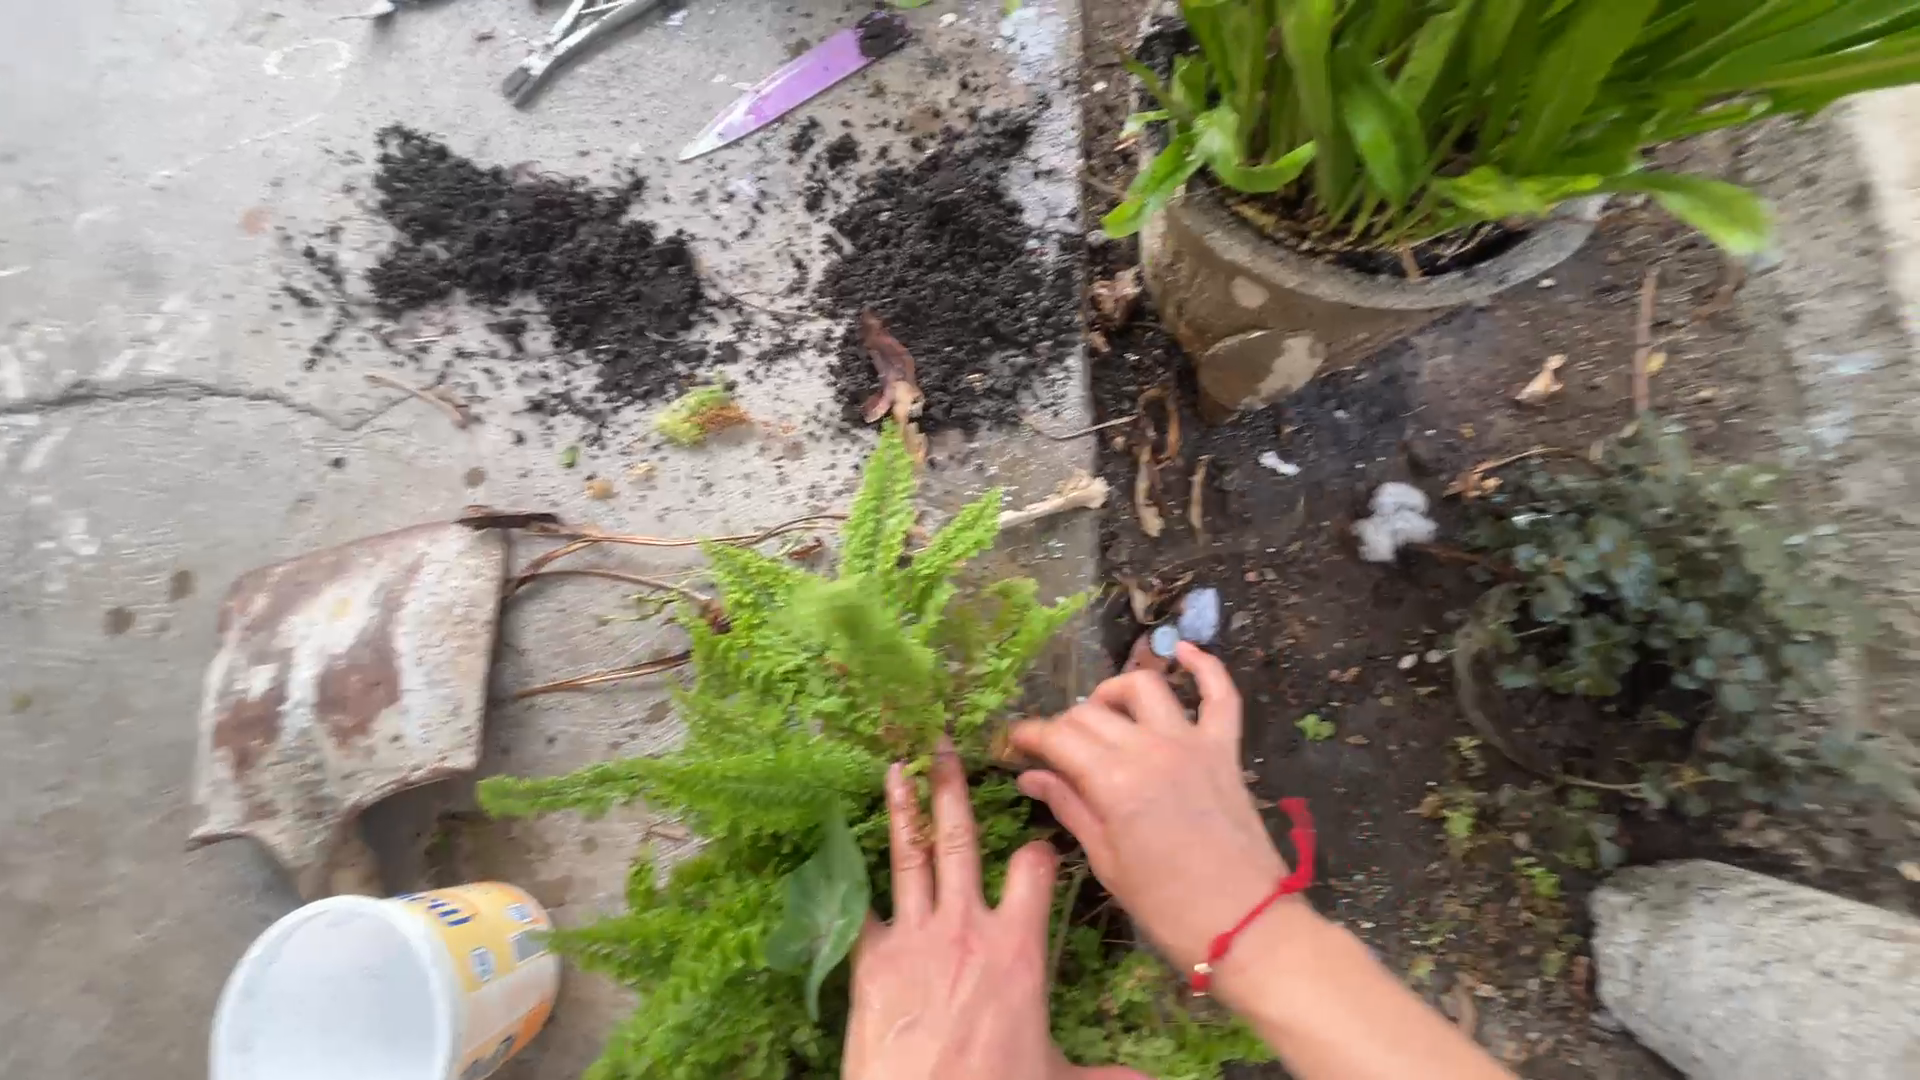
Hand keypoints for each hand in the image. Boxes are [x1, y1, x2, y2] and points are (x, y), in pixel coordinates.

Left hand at [844, 746, 1143, 1079]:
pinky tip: (846, 854)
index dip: (1038, 853)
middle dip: (953, 788)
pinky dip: (857, 880)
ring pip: (911, 854)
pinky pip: (865, 907)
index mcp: (1017, 950)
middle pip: (962, 839)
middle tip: (943, 746)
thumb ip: (1105, 1078)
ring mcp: (914, 936)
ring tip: (897, 768)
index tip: (1037, 845)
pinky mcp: (871, 958)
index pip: (1034, 872)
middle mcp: (965, 926)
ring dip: (904, 808)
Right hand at [1011, 642, 1294, 970]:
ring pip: (1144, 688)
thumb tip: (1029, 776)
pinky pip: (1220, 695)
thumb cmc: (1167, 906)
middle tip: (1054, 749)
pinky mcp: (1225, 749)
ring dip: (1114, 692)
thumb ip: (1069, 806)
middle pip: (1091, 713)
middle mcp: (1150, 749)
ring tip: (1101, 713)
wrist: (1247, 930)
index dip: (1029, 736)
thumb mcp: (1107, 861)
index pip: (1058, 739)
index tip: (1014, 742)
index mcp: (1114, 782)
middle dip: (1063, 725)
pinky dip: (1205, 667)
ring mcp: (1191, 743)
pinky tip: (1186, 650)